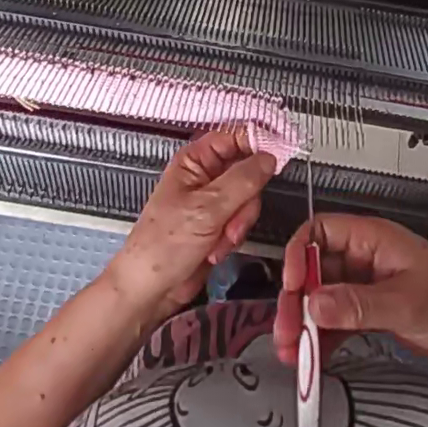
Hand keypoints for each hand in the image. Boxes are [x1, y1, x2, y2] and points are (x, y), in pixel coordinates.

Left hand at [102, 129, 276, 325]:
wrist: (151, 289)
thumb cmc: (164, 244)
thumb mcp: (207, 208)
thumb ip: (242, 180)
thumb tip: (269, 158)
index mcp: (195, 159)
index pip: (235, 136)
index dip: (257, 144)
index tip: (276, 157)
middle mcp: (205, 175)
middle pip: (248, 169)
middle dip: (246, 199)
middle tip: (233, 218)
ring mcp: (213, 200)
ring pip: (249, 197)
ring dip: (239, 222)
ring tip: (220, 239)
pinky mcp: (219, 223)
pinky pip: (243, 219)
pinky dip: (235, 235)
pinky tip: (217, 248)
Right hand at [273, 214, 427, 370]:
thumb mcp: (406, 302)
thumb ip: (358, 303)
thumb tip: (315, 302)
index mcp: (373, 239)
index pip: (321, 231)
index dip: (299, 254)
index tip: (291, 286)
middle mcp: (365, 257)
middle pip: (314, 269)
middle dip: (296, 300)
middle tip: (286, 331)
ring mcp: (366, 285)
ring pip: (321, 297)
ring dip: (304, 324)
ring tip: (294, 353)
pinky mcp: (369, 310)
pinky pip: (335, 319)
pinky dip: (321, 337)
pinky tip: (314, 357)